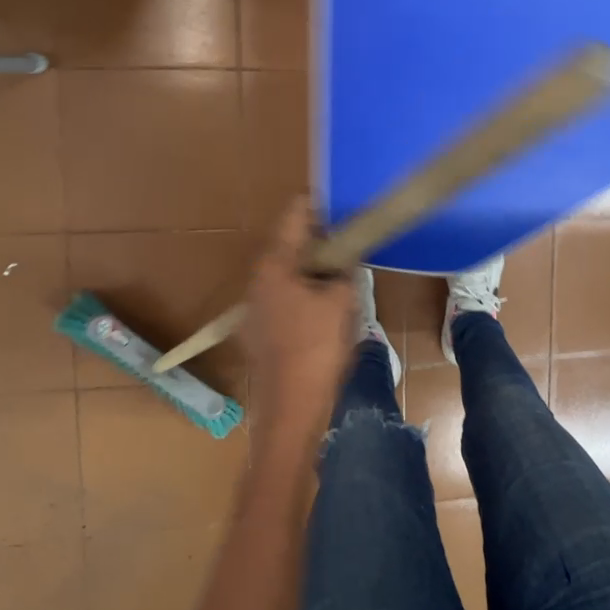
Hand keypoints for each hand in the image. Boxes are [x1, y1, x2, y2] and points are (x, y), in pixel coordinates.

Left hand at [243, 198, 354, 402]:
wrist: (292, 406)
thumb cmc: (317, 347)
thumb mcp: (343, 301)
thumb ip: (345, 270)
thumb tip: (346, 257)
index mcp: (275, 265)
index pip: (295, 216)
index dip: (321, 205)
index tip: (346, 202)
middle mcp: (258, 280)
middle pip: (291, 246)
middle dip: (322, 240)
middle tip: (354, 239)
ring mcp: (255, 308)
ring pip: (290, 274)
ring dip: (315, 269)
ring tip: (347, 271)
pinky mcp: (260, 331)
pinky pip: (287, 298)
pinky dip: (307, 293)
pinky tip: (329, 306)